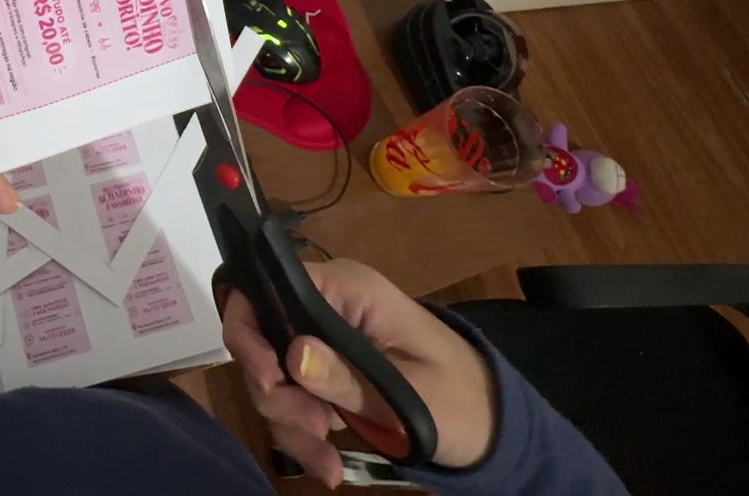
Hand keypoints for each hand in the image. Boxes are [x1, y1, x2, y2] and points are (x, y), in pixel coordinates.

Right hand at [221, 258, 495, 485]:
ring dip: (286, 418)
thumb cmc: (466, 401)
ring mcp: (321, 336)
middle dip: (274, 388)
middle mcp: (325, 303)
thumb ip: (349, 377)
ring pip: (269, 371)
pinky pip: (288, 395)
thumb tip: (293, 354)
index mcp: (346, 288)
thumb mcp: (413, 397)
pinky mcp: (322, 368)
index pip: (270, 286)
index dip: (251, 327)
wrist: (496, 430)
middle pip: (260, 333)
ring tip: (326, 455)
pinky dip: (298, 432)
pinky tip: (326, 462)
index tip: (270, 380)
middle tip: (312, 426)